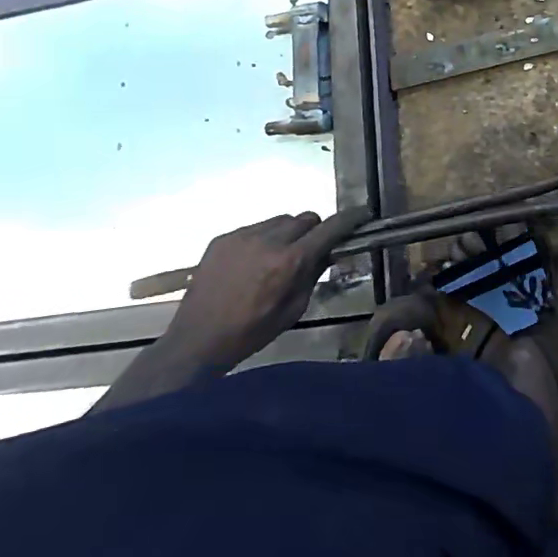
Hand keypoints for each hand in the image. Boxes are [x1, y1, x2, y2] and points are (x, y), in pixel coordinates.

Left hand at [158, 208, 368, 369]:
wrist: (195, 341)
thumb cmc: (251, 332)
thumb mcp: (294, 309)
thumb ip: (313, 275)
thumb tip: (328, 252)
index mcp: (289, 262)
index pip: (329, 228)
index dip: (349, 219)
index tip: (362, 214)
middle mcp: (268, 241)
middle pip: (305, 218)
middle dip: (314, 231)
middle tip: (310, 250)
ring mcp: (242, 236)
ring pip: (281, 220)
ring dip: (289, 232)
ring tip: (279, 257)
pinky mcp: (223, 239)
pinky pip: (256, 228)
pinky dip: (264, 239)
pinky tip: (253, 262)